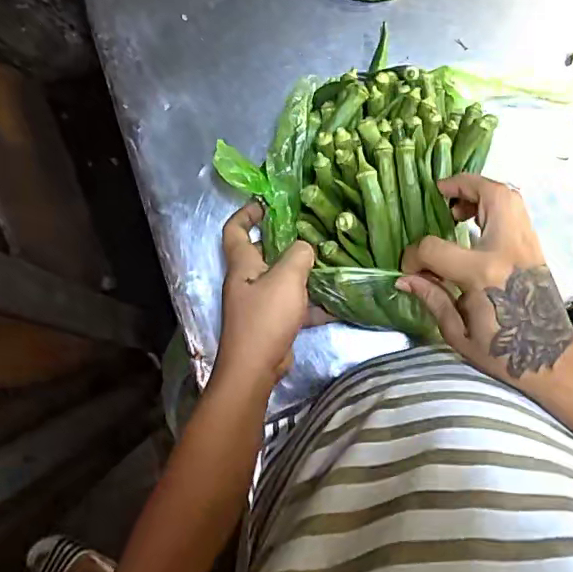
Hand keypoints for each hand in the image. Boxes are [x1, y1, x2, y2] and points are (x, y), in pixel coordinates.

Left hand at [217, 202, 317, 386]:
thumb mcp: (287, 277)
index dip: (247, 213)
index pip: (235, 230)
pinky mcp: (272, 324)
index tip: (266, 203)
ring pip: (282, 281)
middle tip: (312, 234)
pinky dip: (313, 304)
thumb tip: (306, 247)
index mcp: (243, 265)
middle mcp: (247, 282)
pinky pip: (294, 306)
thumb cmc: (266, 317)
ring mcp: (259, 304)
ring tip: (331, 265)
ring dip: (304, 274)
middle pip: (263, 254)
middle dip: (285, 243)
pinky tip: (336, 304)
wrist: (255, 368)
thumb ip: (299, 255)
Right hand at [396, 174, 572, 390]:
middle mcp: (508, 249)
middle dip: (460, 186)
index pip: (436, 248)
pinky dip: (496, 203)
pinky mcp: (535, 248)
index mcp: (484, 274)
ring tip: (459, 206)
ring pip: (509, 194)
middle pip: (488, 194)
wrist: (551, 359)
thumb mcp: (459, 334)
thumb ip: (432, 299)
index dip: (414, 257)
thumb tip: (406, 279)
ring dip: (481, 190)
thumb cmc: (504, 354)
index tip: (411, 270)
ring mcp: (527, 244)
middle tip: (441, 194)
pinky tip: (478, 221)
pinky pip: (516, 209)